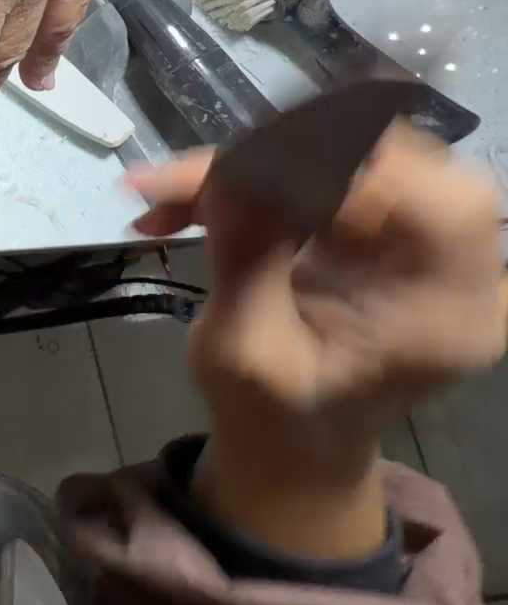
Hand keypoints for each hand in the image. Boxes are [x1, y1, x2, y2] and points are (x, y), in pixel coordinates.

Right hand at [128, 126, 506, 550]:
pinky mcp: (364, 236)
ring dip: (235, 174)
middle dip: (270, 163)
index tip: (233, 171)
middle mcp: (448, 263)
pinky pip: (305, 185)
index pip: (433, 205)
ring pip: (332, 167)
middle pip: (383, 168)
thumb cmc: (270, 412)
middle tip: (174, 181)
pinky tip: (177, 210)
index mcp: (448, 307)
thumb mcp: (245, 350)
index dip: (341, 172)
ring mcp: (406, 245)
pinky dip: (234, 187)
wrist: (288, 441)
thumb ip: (247, 261)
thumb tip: (227, 176)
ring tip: (155, 200)